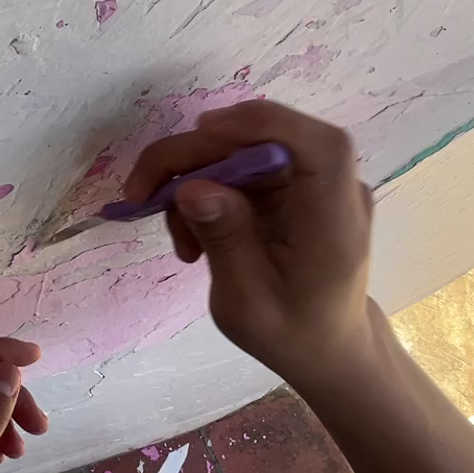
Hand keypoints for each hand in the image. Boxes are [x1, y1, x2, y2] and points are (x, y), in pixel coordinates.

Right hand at [122, 100, 374, 381]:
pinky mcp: (286, 188)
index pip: (319, 146)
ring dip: (191, 183)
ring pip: (238, 152)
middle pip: (259, 140)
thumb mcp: (247, 302)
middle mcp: (327, 189)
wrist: (323, 347)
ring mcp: (306, 185)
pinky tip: (193, 237)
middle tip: (139, 191)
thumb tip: (190, 187)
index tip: (202, 132)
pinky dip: (203, 195)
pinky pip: (236, 171)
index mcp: (334, 221)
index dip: (263, 125)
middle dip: (192, 155)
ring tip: (180, 241)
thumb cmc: (290, 333)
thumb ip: (224, 240)